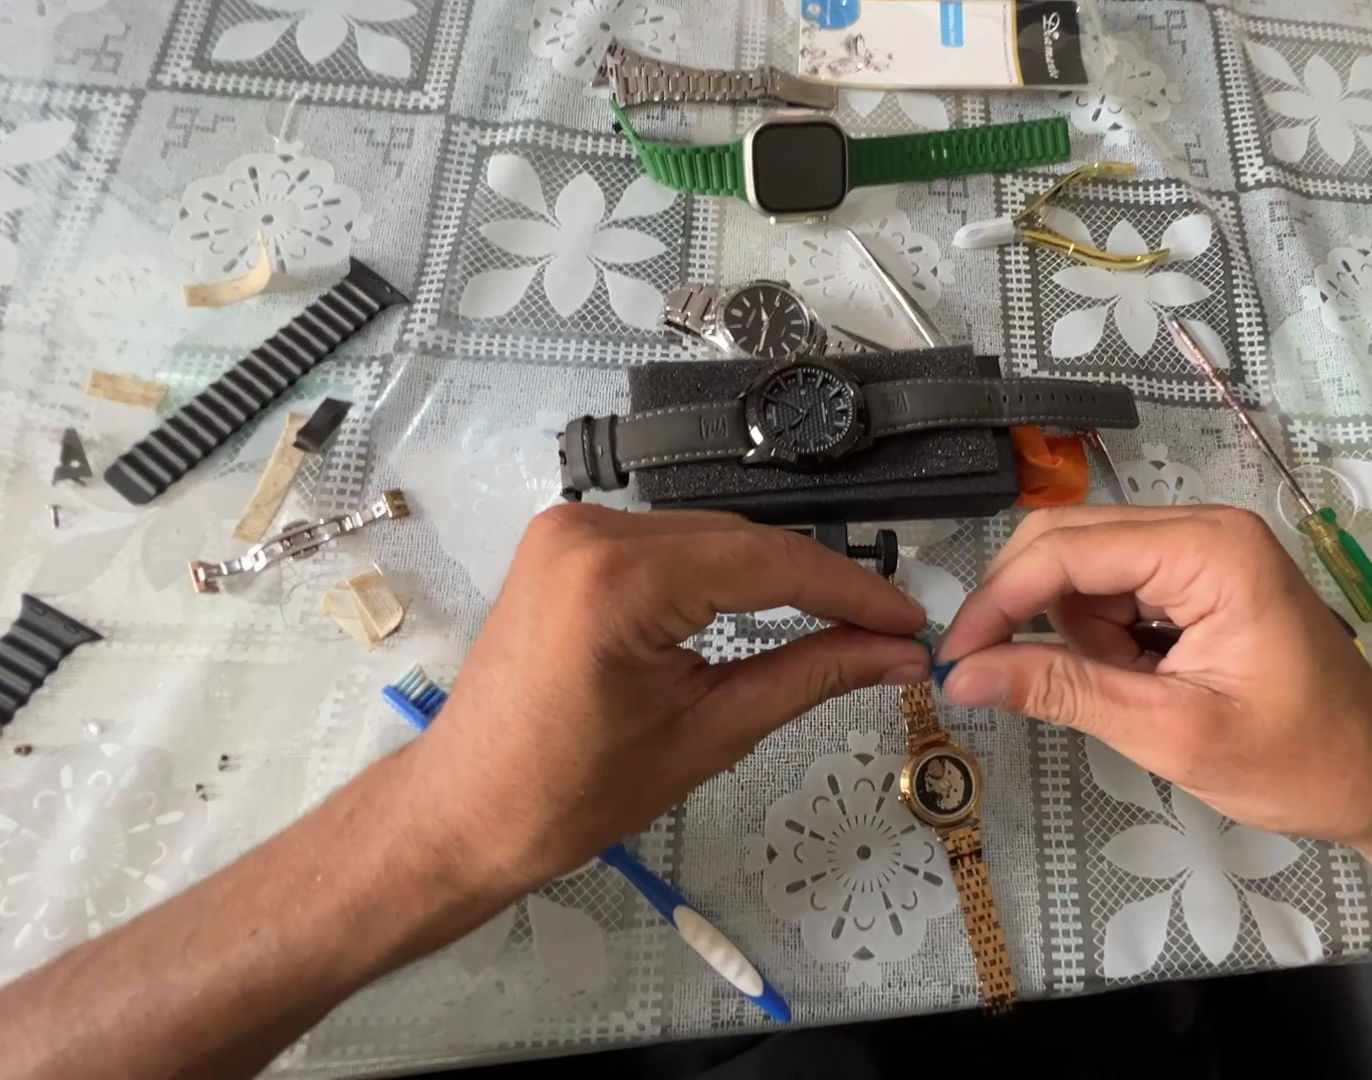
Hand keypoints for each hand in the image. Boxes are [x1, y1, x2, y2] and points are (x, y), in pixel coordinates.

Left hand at [408, 505, 928, 897]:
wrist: (464, 811)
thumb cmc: (575, 793)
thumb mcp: (710, 732)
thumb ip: (813, 675)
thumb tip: (898, 654)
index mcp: (621, 579)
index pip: (769, 562)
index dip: (852, 590)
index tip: (907, 619)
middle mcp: (592, 528)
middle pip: (744, 541)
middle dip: (820, 583)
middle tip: (884, 627)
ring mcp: (574, 526)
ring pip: (714, 536)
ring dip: (778, 574)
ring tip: (840, 617)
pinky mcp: (570, 539)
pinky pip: (675, 541)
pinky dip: (727, 570)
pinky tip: (767, 598)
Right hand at [935, 506, 1371, 847]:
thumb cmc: (1299, 764)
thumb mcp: (1170, 733)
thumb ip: (1062, 691)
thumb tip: (964, 676)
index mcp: (1209, 550)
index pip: (1067, 550)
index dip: (998, 599)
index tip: (954, 656)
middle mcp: (1199, 527)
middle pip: (1065, 541)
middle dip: (1024, 607)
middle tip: (995, 670)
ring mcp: (1196, 546)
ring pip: (1079, 566)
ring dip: (1073, 630)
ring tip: (1130, 688)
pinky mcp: (1190, 572)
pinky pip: (1106, 586)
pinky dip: (1098, 633)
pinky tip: (1139, 672)